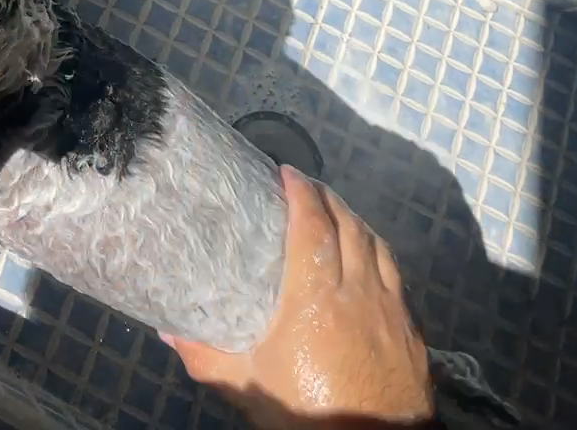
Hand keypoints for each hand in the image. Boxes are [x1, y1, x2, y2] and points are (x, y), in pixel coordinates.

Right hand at [167, 166, 432, 428]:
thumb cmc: (306, 410)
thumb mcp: (246, 384)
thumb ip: (204, 353)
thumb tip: (164, 329)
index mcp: (315, 295)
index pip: (313, 225)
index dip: (302, 191)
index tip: (286, 171)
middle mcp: (357, 291)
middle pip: (348, 225)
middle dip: (327, 197)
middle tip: (304, 184)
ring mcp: (390, 310)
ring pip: (377, 246)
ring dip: (354, 220)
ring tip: (334, 211)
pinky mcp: (411, 332)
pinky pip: (396, 276)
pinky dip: (377, 253)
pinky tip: (367, 257)